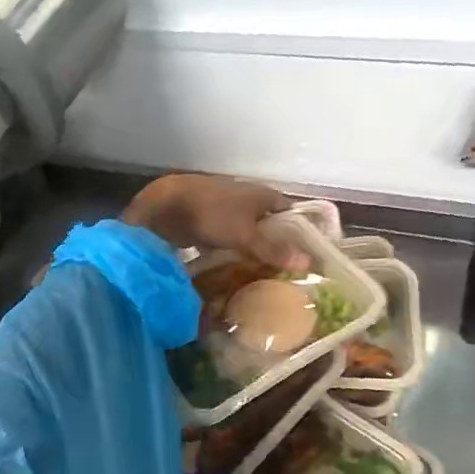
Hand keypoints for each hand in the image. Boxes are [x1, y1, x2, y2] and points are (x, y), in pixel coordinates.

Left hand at [120, 174, 310, 272]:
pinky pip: (222, 241)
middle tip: (283, 273)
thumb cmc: (212, 215)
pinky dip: (227, 253)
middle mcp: (245, 200)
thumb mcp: (246, 235)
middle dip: (273, 245)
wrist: (166, 207)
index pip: (289, 212)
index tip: (306, 255)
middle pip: (266, 224)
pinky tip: (231, 272)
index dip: (298, 232)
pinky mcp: (204, 224)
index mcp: (262, 196)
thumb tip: (308, 262)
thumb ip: (273, 249)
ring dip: (249, 251)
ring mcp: (223, 211)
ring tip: (260, 278)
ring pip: (243, 233)